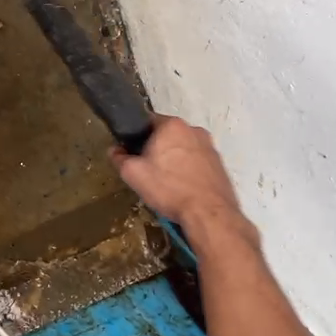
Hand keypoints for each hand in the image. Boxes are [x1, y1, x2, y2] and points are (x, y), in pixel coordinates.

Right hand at [110, 114, 251, 238]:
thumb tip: (115, 150)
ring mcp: (211, 147)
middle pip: (167, 135)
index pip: (147, 121)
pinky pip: (197, 162)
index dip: (136, 137)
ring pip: (183, 149)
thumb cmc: (168, 188)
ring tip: (167, 182)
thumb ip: (118, 157)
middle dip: (156, 149)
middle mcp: (194, 130)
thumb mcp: (132, 173)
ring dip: (173, 160)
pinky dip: (188, 171)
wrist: (209, 214)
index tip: (132, 153)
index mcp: (172, 125)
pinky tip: (183, 188)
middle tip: (147, 169)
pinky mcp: (221, 165)